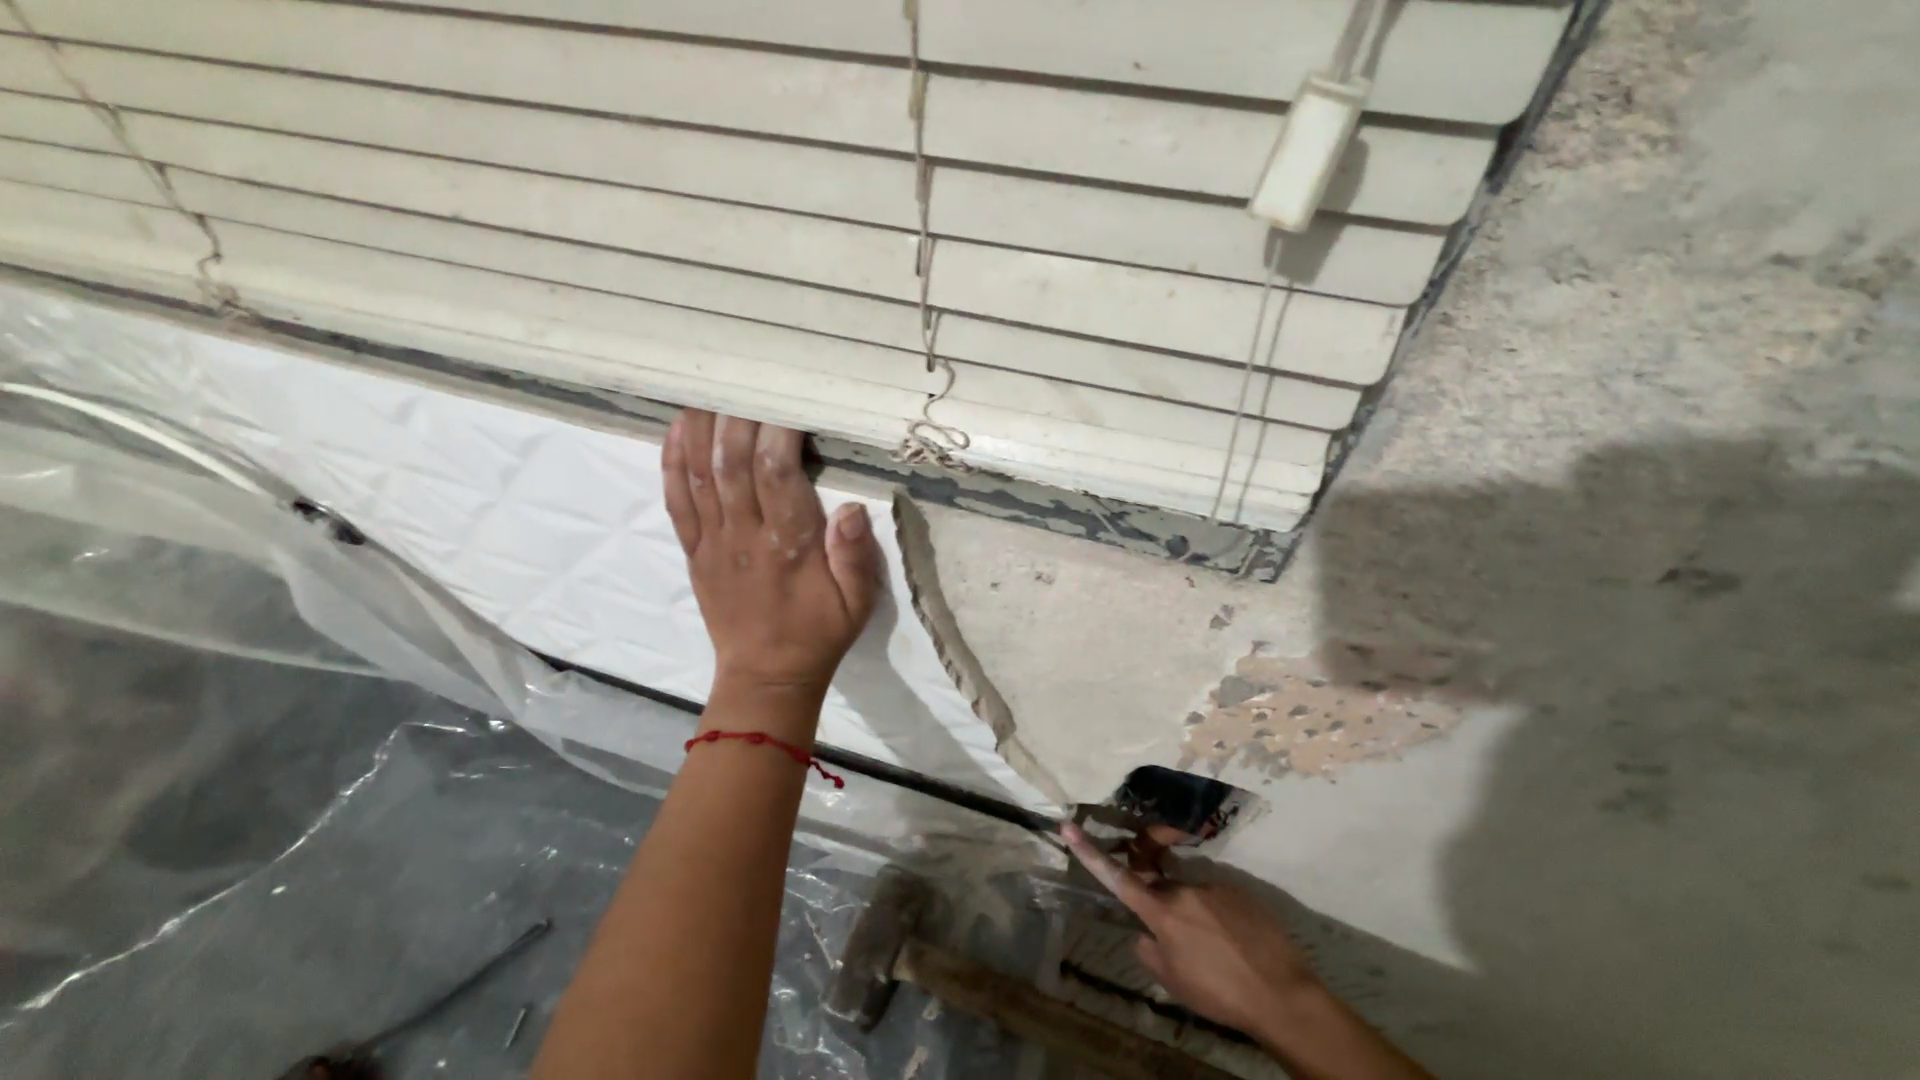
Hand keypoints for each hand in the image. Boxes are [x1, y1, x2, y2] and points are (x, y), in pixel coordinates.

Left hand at [663, 410, 881, 701]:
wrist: (766, 674)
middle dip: (740, 416)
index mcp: (788, 546)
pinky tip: (676, 428)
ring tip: (710, 388)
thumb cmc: (818, 633)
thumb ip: (854, 556)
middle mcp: (745, 536)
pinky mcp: (693, 551)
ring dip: (702, 427)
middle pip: (734, 462)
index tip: (789, 400)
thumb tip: (852, 509)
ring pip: (700, 474)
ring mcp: (713, 542)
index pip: (778, 473)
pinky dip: (672, 462)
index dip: (779, 430)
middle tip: (751, 381)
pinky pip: (677, 501)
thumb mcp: (857, 603)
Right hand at [1062, 823, 1321, 1036]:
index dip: (1089, 853)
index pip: (1117, 878)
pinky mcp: (1244, 891)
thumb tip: (1145, 934)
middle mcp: (1186, 890)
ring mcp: (1217, 887)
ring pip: (1194, 898)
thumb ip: (1149, 952)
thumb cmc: (1220, 994)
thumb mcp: (1173, 983)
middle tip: (1186, 948)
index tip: (1068, 826)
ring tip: (1220, 953)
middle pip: (1163, 892)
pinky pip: (1220, 900)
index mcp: (1162, 912)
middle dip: (1166, 911)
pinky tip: (1238, 946)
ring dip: (1197, 917)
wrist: (1281, 995)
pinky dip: (1222, 919)